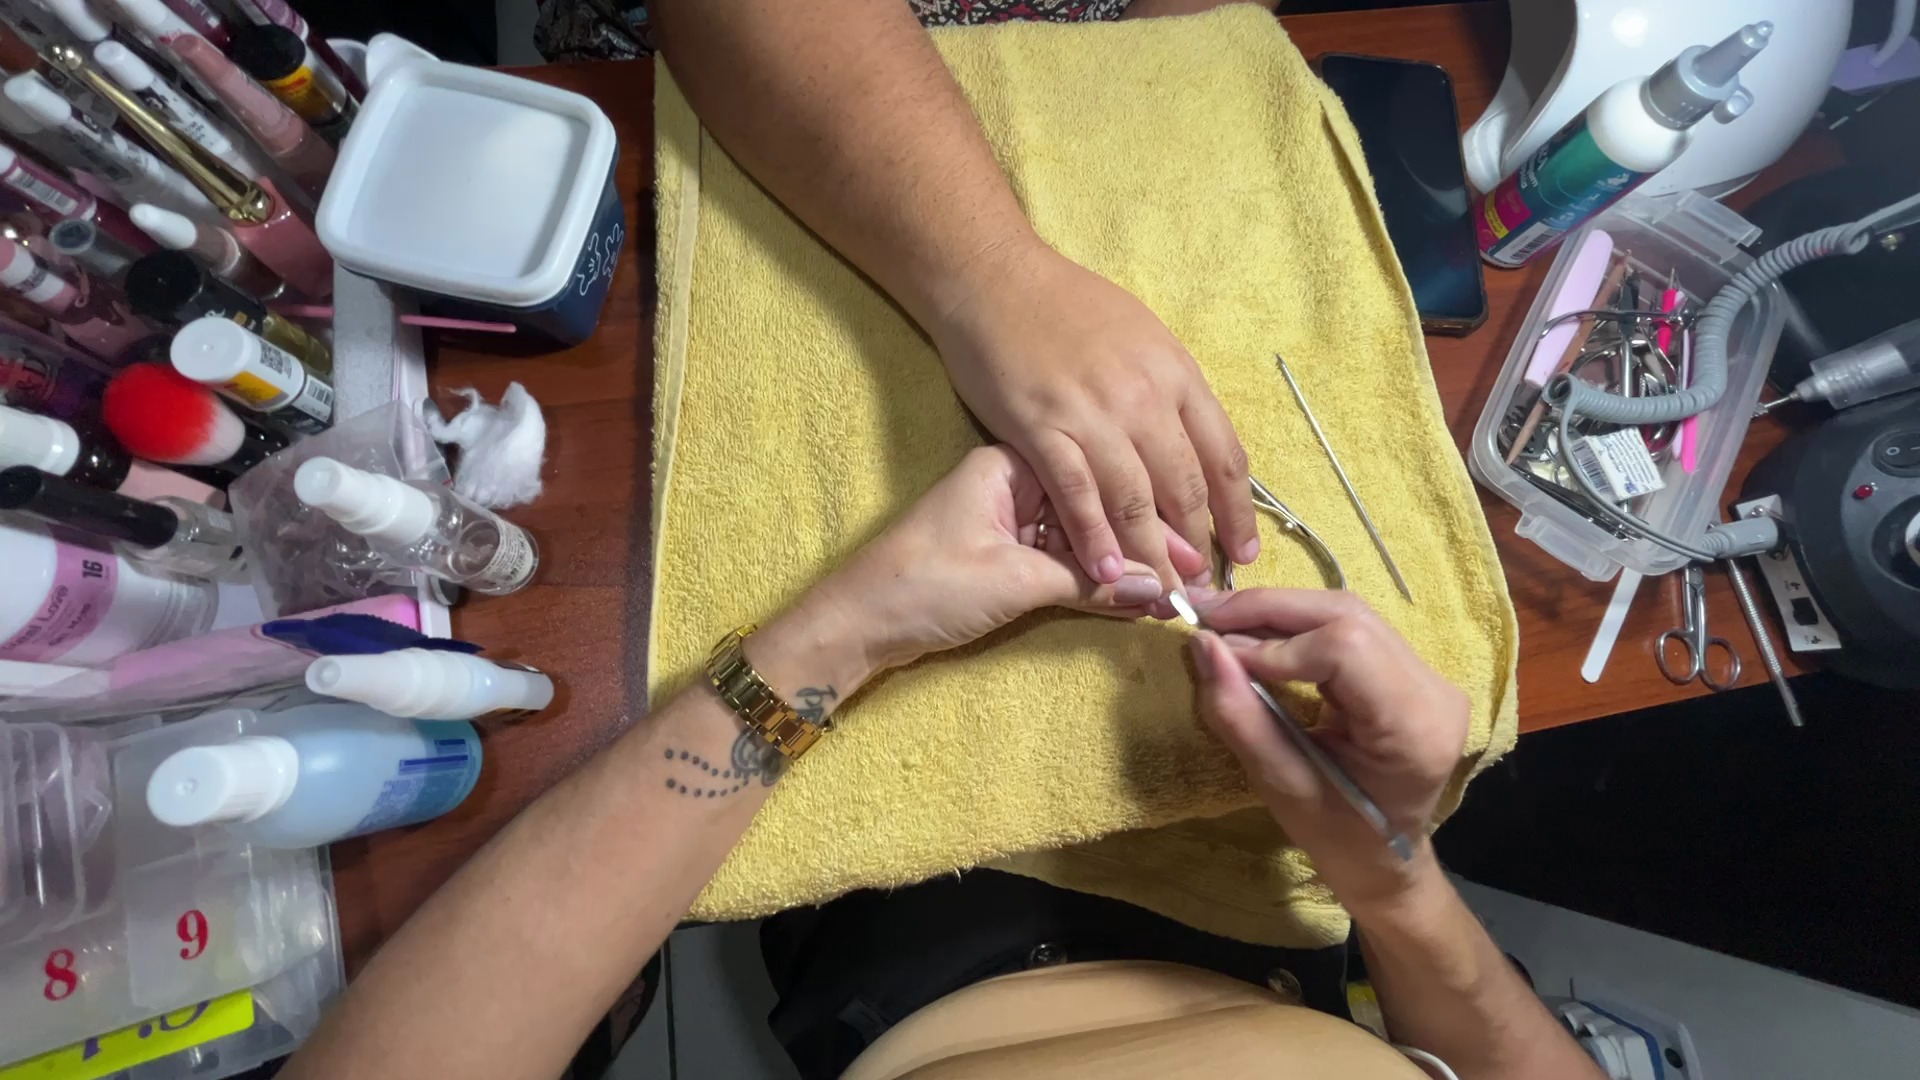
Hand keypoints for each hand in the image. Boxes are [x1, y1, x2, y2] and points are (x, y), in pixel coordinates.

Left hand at [807, 445, 1175, 679]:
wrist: (858, 623)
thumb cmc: (926, 583)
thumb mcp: (1014, 580)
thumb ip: (1090, 583)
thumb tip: (1159, 589)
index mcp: (1010, 466)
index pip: (1093, 476)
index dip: (1144, 511)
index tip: (1192, 546)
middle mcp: (1015, 485)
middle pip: (1093, 507)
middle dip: (1141, 542)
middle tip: (1196, 572)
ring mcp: (1010, 522)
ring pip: (1081, 538)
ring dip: (1121, 565)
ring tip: (1176, 589)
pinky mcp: (1004, 555)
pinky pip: (1061, 561)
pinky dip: (1093, 580)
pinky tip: (1134, 595)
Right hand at [929, 242, 1257, 593]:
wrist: (996, 280)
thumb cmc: (1066, 306)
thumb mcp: (1139, 334)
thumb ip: (1166, 389)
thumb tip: (1187, 443)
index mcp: (1174, 372)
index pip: (1222, 455)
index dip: (1237, 511)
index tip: (1245, 550)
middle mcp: (1142, 397)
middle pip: (1182, 486)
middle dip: (1196, 544)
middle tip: (1200, 586)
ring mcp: (1091, 414)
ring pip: (1133, 500)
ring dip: (1149, 555)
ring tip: (1160, 595)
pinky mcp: (1042, 429)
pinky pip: (1076, 495)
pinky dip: (1092, 540)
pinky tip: (1103, 574)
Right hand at [1186, 589, 1468, 915]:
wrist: (1383, 858)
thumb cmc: (1336, 835)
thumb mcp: (1279, 784)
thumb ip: (1239, 714)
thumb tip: (1200, 644)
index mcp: (1415, 726)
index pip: (1344, 648)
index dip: (1274, 645)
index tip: (1219, 656)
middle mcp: (1432, 686)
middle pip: (1344, 614)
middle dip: (1266, 609)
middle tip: (1204, 615)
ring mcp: (1424, 671)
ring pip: (1342, 609)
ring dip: (1274, 609)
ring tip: (1220, 619)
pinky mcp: (1403, 665)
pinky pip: (1343, 623)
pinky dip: (1289, 621)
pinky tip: (1252, 628)